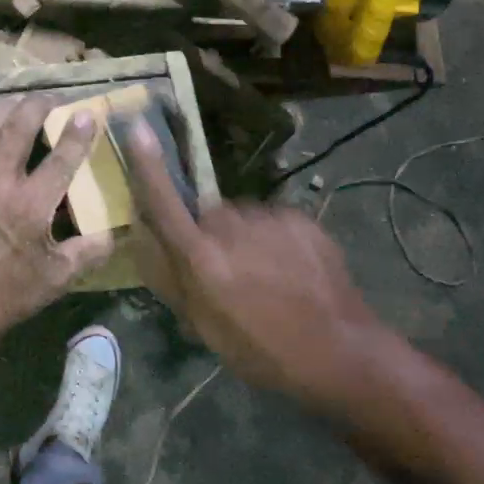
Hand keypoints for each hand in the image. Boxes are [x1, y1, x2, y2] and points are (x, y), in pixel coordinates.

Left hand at [0, 95, 116, 344]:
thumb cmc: (8, 292)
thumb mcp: (59, 277)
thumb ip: (91, 249)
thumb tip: (117, 228)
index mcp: (31, 205)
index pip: (61, 157)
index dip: (77, 132)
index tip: (86, 113)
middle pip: (19, 126)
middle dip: (38, 105)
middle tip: (50, 98)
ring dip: (5, 109)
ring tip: (19, 103)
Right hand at [120, 119, 391, 410]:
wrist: (345, 356)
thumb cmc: (264, 352)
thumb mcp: (203, 327)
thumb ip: (169, 278)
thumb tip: (142, 241)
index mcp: (200, 256)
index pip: (162, 200)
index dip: (147, 164)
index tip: (138, 127)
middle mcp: (229, 227)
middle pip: (205, 214)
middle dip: (208, 233)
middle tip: (227, 272)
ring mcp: (267, 218)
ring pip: (240, 218)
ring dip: (243, 237)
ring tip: (267, 277)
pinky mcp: (298, 218)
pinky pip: (271, 219)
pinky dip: (273, 238)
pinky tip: (291, 270)